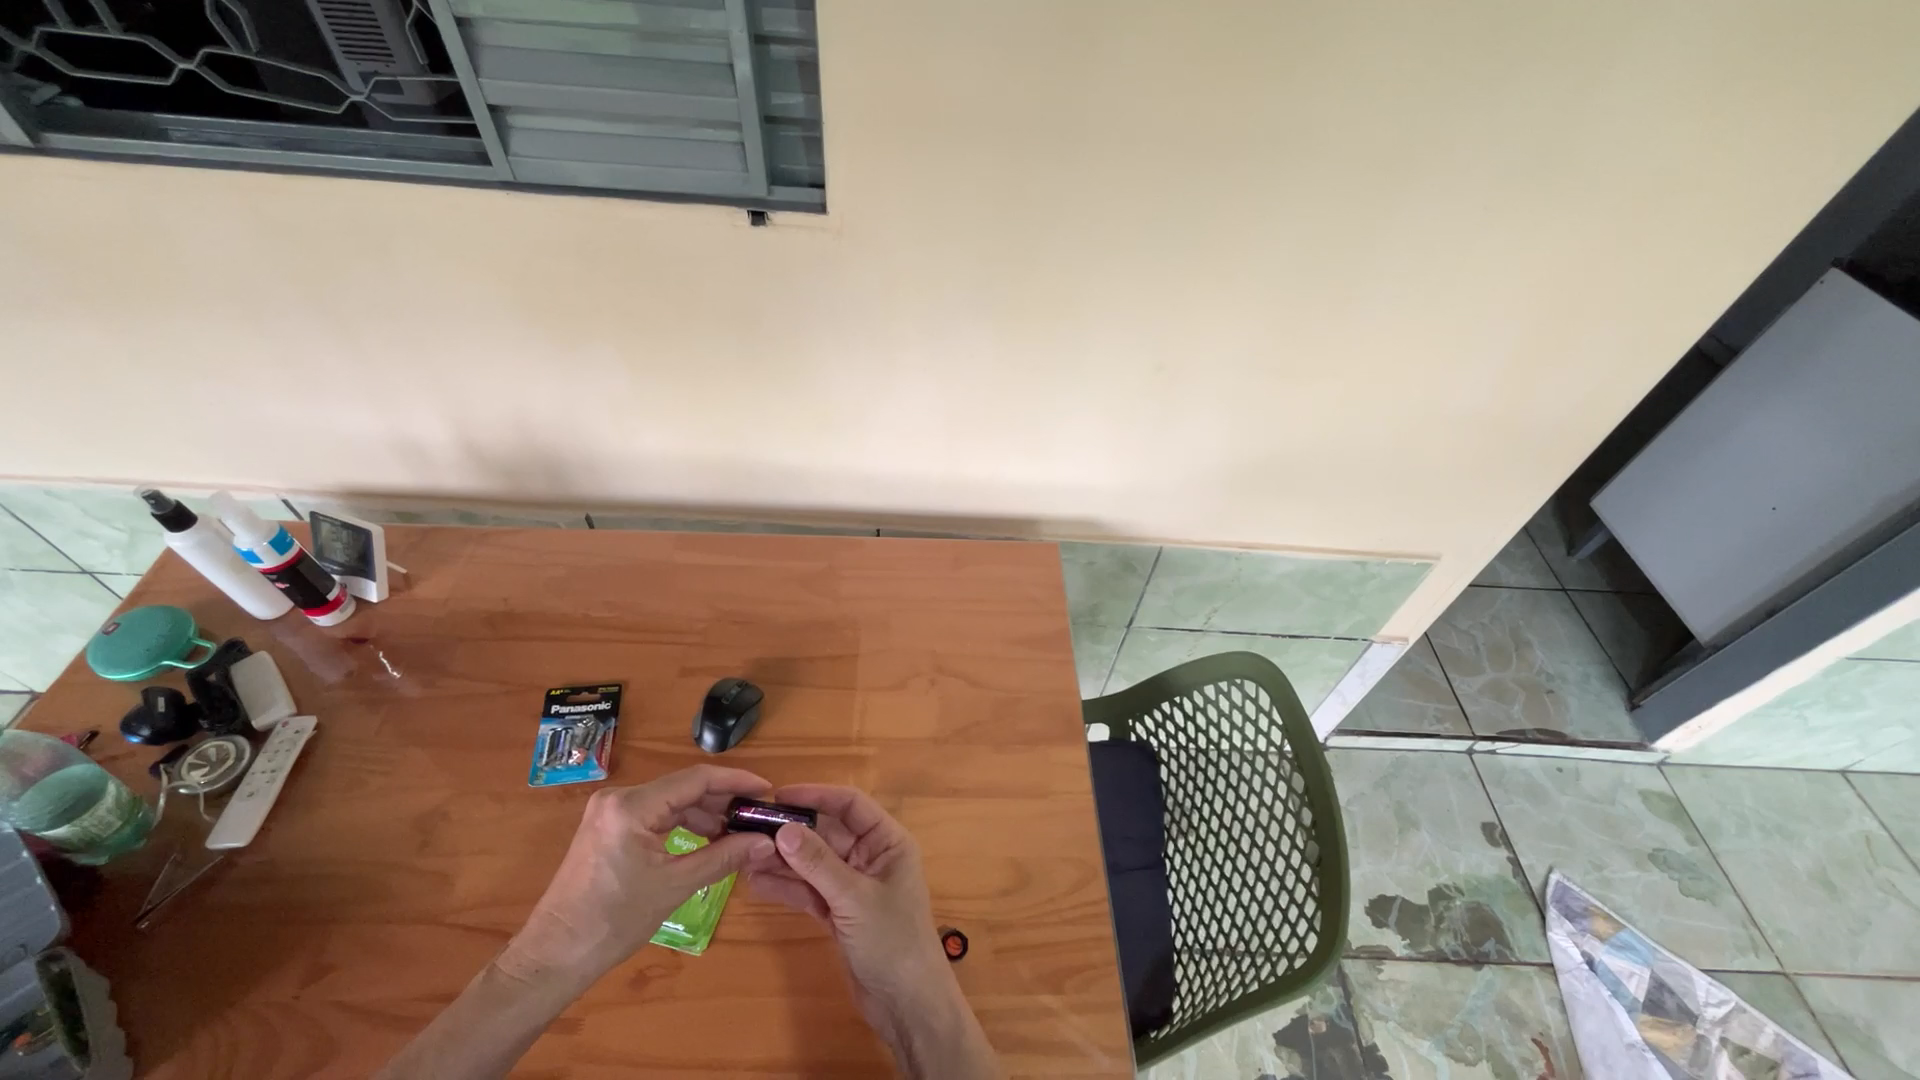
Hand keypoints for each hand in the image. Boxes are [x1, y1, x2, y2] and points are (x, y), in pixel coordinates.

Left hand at [504, 765, 778, 983]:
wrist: (554, 956)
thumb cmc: (614, 921)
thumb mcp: (675, 886)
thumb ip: (724, 857)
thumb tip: (766, 842)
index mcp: (632, 805)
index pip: (697, 779)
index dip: (737, 782)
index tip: (768, 792)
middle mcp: (619, 798)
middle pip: (684, 788)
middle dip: (723, 802)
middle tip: (758, 817)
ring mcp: (611, 812)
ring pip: (672, 803)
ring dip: (705, 816)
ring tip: (739, 833)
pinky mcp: (609, 828)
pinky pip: (657, 816)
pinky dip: (684, 826)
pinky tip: (709, 840)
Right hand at [746, 786, 998, 1077]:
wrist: (906, 1004)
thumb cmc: (892, 941)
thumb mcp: (853, 898)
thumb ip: (818, 863)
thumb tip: (783, 828)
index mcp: (888, 842)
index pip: (850, 805)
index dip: (816, 795)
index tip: (778, 794)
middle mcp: (871, 857)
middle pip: (827, 832)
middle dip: (791, 830)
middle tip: (749, 827)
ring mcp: (853, 885)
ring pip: (813, 862)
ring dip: (783, 859)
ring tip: (744, 854)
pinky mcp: (838, 911)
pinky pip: (808, 889)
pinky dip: (786, 886)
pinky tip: (757, 881)